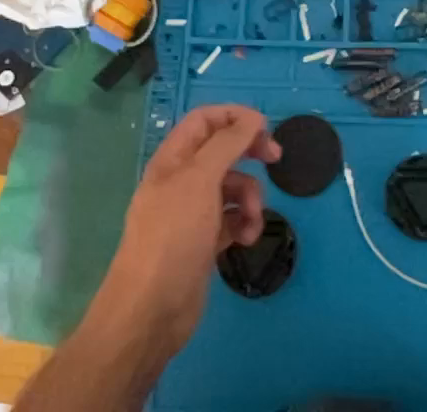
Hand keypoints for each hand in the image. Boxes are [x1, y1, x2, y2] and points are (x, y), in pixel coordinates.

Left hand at [92, 104, 280, 356]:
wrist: (151, 310)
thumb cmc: (173, 237)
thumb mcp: (200, 180)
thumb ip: (227, 143)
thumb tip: (252, 117)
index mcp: (173, 159)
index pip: (204, 120)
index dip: (234, 117)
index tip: (264, 128)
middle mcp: (181, 181)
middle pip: (222, 151)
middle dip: (249, 153)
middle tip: (275, 158)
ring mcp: (192, 213)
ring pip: (232, 187)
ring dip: (250, 198)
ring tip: (253, 220)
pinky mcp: (203, 241)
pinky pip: (232, 219)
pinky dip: (243, 224)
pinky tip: (246, 239)